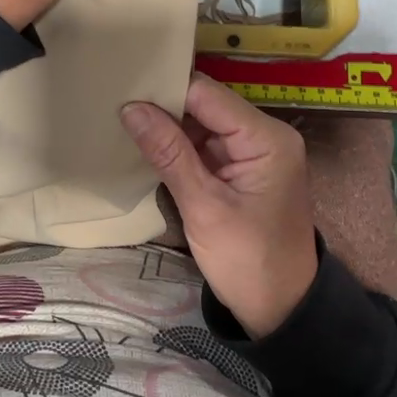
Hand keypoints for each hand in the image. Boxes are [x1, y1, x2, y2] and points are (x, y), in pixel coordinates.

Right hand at [120, 74, 316, 338]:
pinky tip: (144, 142)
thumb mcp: (204, 207)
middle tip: (114, 99)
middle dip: (163, 105)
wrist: (282, 310)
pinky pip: (204, 145)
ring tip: (120, 116)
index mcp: (266, 138)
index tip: (122, 86)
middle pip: (205, 105)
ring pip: (201, 124)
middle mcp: (264, 135)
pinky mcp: (240, 170)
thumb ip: (168, 153)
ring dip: (167, 125)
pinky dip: (177, 146)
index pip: (207, 94)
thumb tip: (131, 108)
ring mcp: (252, 152)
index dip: (166, 89)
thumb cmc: (247, 261)